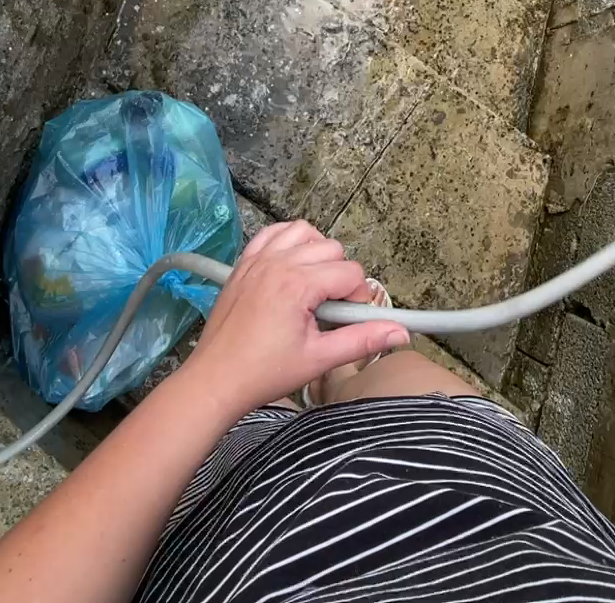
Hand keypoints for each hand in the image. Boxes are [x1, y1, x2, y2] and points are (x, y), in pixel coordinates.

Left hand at [179, 221, 408, 415]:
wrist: (214, 381)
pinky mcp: (244, 263)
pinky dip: (288, 240)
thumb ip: (362, 340)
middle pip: (332, 249)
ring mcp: (258, 259)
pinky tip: (291, 266)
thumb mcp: (319, 359)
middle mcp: (278, 262)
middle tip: (330, 310)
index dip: (358, 297)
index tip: (347, 320)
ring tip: (313, 286)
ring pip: (305, 232)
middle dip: (340, 277)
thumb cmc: (263, 373)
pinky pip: (273, 232)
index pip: (350, 272)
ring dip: (316, 253)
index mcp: (297, 284)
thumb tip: (400, 333)